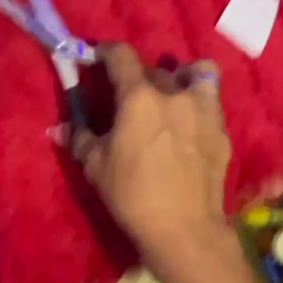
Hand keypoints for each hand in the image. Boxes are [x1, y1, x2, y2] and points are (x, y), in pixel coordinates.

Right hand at [72, 44, 230, 263]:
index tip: (97, 59)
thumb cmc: (133, 196)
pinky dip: (199, 105)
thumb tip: (60, 128)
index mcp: (139, 97)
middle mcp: (174, 93)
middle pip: (155, 69)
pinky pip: (211, 103)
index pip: (121, 54)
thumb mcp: (95, 167)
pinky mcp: (222, 131)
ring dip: (180, 80)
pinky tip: (190, 127)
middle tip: (130, 98)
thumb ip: (80, 138)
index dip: (106, 51)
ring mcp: (204, 110)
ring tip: (171, 99)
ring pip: (194, 75)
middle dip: (140, 77)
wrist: (186, 231)